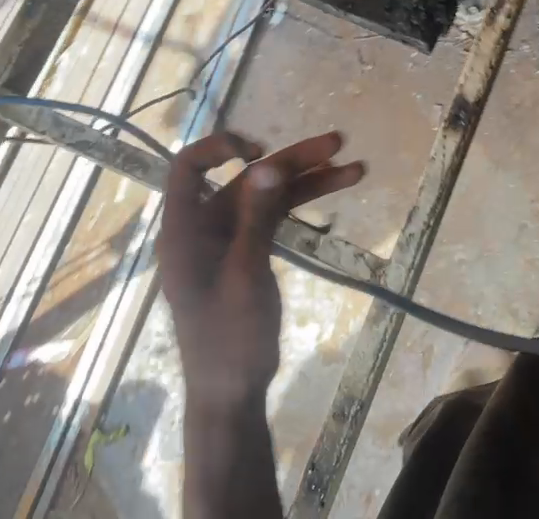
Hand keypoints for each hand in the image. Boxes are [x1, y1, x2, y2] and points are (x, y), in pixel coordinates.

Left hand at [158, 131, 364, 404]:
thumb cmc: (227, 340)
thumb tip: (267, 165)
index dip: (218, 147)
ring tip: (354, 167)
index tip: (259, 147)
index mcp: (184, 230)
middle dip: (292, 161)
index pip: (188, 168)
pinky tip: (337, 187)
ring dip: (308, 179)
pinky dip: (304, 202)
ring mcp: (229, 238)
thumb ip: (256, 219)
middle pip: (246, 178)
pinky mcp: (250, 251)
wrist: (232, 394)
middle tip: (337, 144)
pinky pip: (276, 215)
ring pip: (268, 195)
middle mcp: (204, 226)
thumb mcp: (244, 276)